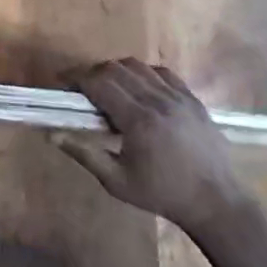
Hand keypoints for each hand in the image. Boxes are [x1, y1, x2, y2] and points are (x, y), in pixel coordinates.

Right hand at [58, 58, 252, 234]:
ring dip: (117, 71)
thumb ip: (84, 154)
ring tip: (108, 89)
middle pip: (116, 68)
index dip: (77, 77)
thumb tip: (52, 135)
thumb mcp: (116, 181)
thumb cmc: (161, 194)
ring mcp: (178, 96)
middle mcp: (158, 100)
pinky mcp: (192, 98)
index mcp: (138, 120)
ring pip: (139, 66)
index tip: (62, 83)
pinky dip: (143, 73)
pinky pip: (162, 73)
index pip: (100, 83)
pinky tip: (138, 89)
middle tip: (81, 89)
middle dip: (93, 73)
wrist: (214, 200)